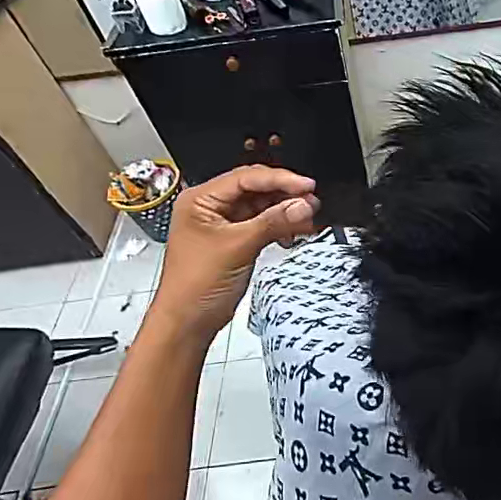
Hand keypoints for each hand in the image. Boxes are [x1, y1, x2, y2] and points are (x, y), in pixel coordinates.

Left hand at [149, 166, 319, 340]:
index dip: (280, 179)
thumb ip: (273, 222)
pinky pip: (265, 222)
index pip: (247, 178)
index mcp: (200, 200)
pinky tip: (297, 228)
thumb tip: (302, 205)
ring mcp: (225, 223)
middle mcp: (211, 207)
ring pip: (263, 205)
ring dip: (286, 209)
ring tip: (309, 214)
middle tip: (312, 201)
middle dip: (286, 193)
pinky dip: (282, 224)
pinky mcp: (237, 238)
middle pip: (256, 188)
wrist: (188, 321)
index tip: (306, 186)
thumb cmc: (194, 286)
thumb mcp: (238, 246)